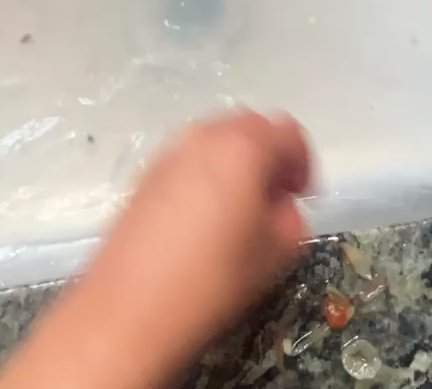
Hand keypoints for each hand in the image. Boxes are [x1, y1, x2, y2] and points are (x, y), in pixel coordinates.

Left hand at [0, 109, 313, 388]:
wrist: (128, 307)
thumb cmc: (212, 277)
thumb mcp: (275, 252)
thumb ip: (292, 215)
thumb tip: (281, 204)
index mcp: (243, 145)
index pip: (288, 130)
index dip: (302, 161)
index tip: (301, 194)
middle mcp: (205, 135)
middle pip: (250, 126)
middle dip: (269, 155)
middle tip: (275, 196)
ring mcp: (171, 150)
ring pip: (217, 139)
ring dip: (237, 162)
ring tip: (240, 207)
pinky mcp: (146, 171)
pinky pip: (189, 157)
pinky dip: (206, 172)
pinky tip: (204, 215)